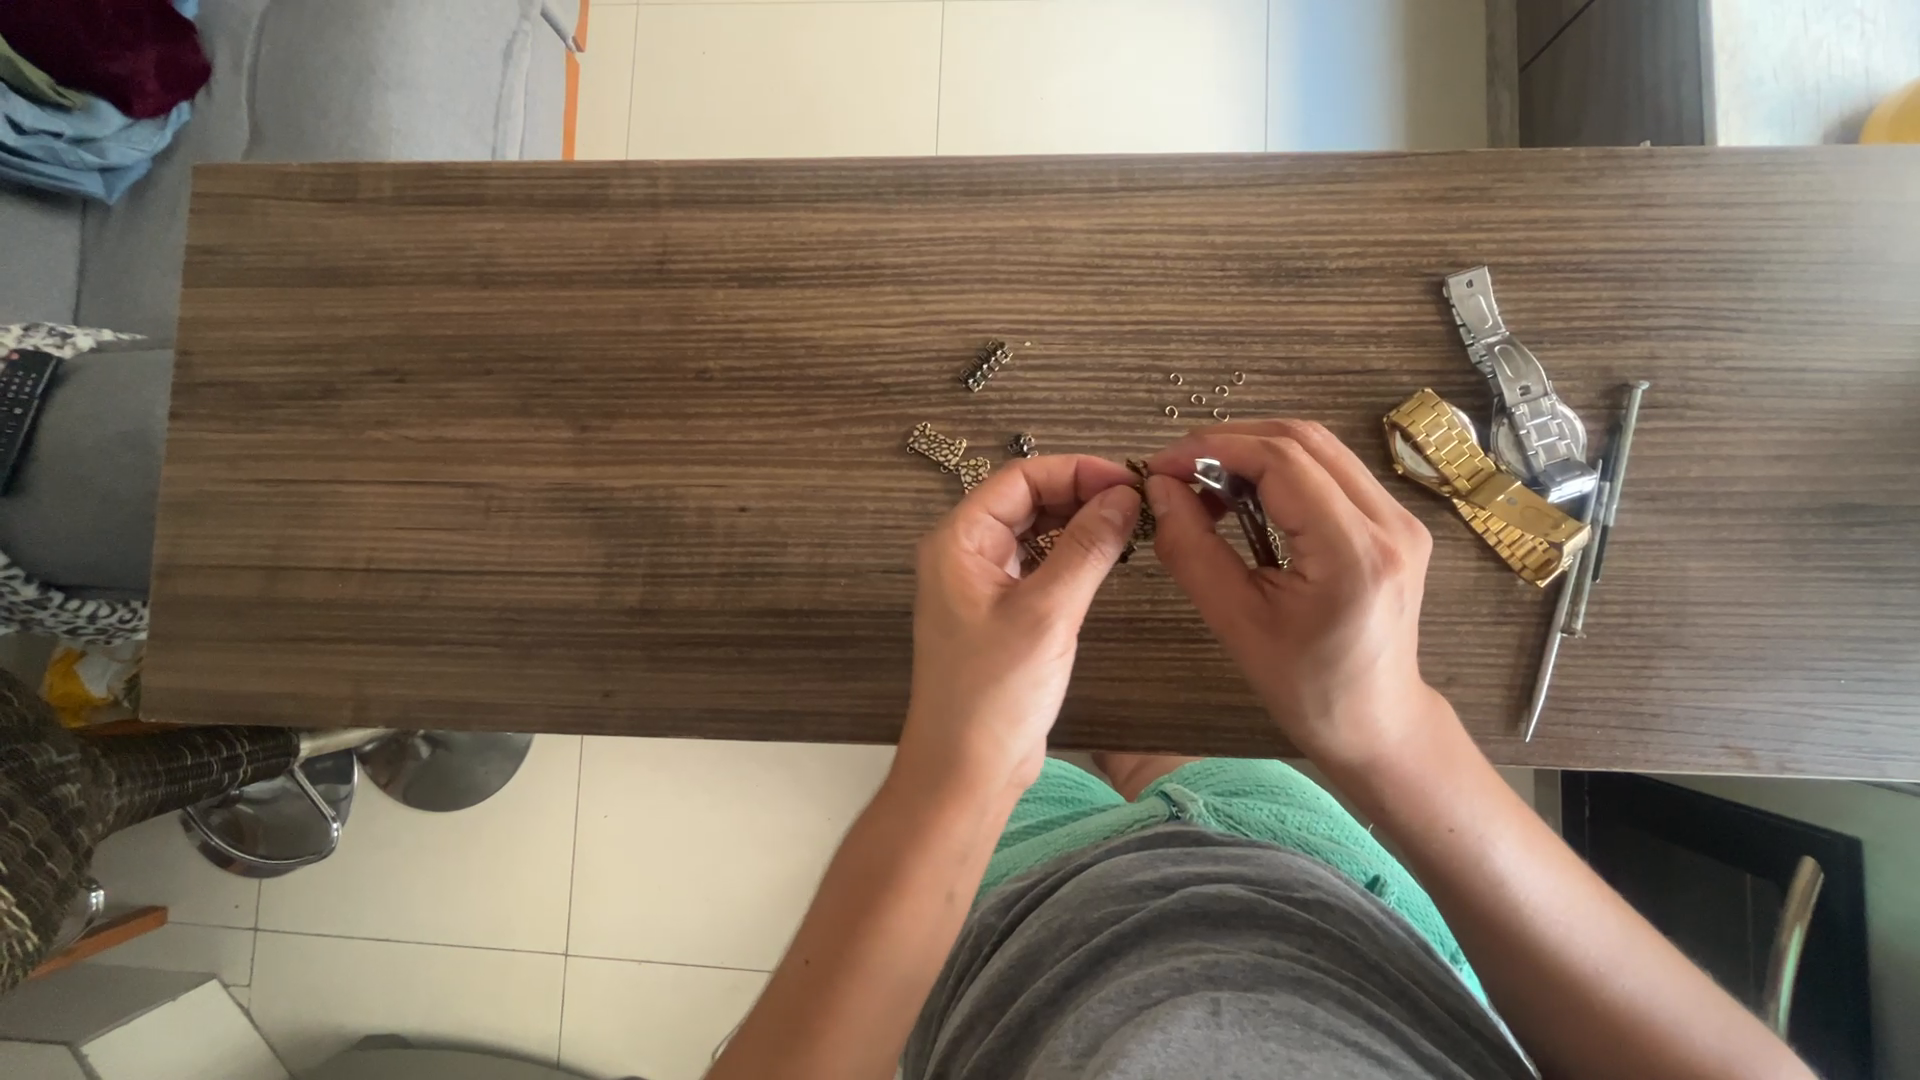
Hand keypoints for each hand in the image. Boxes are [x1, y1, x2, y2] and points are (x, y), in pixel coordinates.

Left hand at [899, 456, 1141, 794]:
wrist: (967, 768)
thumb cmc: (994, 692)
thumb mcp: (1047, 613)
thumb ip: (1087, 548)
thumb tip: (1126, 496)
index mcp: (958, 540)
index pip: (1019, 479)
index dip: (1075, 471)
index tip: (1129, 480)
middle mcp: (965, 553)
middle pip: (1027, 500)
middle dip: (1081, 494)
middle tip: (1139, 504)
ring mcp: (982, 583)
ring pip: (1036, 532)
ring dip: (1080, 524)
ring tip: (1131, 525)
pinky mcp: (1002, 611)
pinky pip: (1039, 565)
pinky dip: (1072, 556)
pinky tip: (1107, 557)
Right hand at [1145, 420, 1446, 768]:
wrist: (1376, 721)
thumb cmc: (1303, 686)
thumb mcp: (1234, 622)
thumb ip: (1191, 549)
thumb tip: (1159, 489)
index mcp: (1353, 553)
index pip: (1282, 461)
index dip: (1213, 449)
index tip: (1161, 467)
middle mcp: (1391, 522)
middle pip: (1303, 440)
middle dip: (1229, 442)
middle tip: (1176, 471)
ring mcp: (1401, 518)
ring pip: (1319, 448)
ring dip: (1253, 452)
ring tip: (1204, 486)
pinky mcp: (1395, 522)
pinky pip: (1330, 471)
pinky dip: (1278, 470)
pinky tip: (1243, 499)